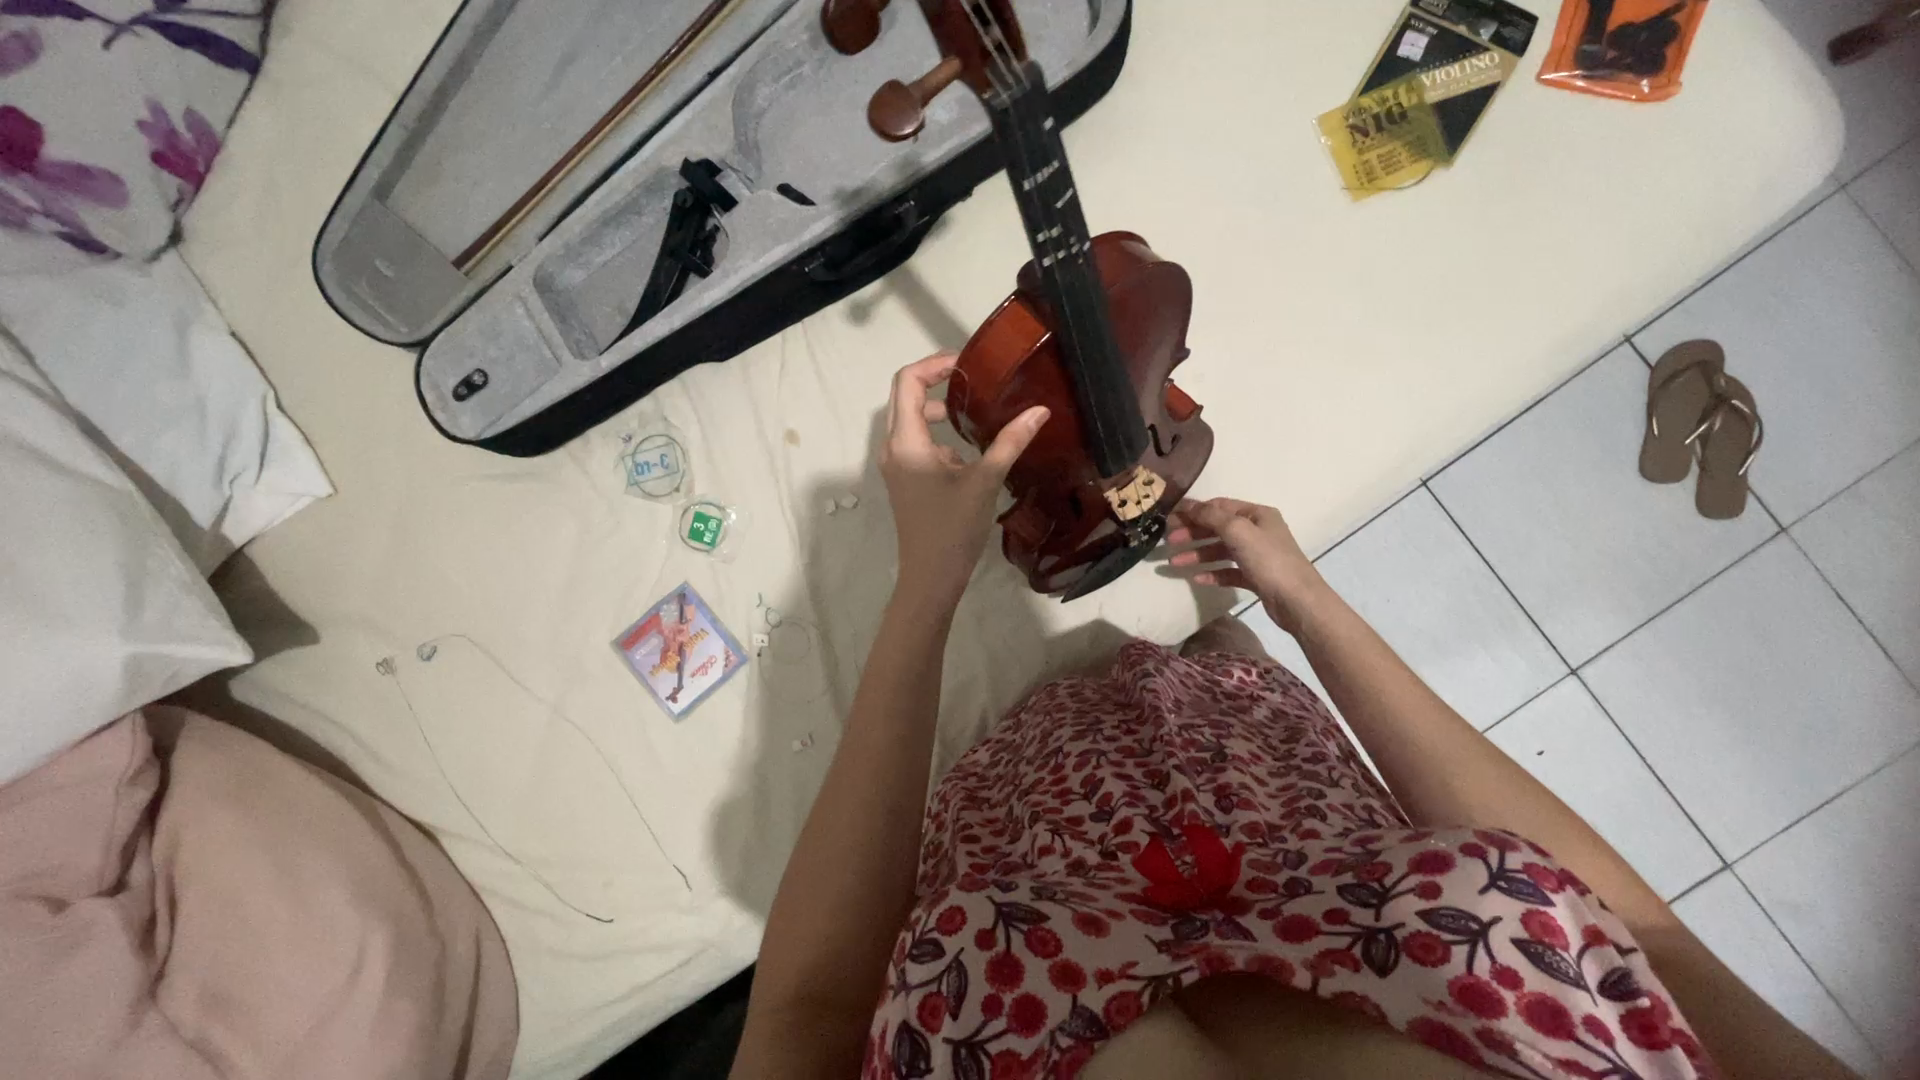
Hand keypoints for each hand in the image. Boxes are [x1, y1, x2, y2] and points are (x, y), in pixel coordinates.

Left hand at [880, 353, 1048, 610]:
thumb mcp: (984, 482)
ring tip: (973, 412)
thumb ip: (1010, 442)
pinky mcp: (904, 479)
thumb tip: (1040, 411)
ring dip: (936, 409)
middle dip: (935, 381)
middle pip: (905, 395)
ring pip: (909, 420)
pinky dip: (937, 435)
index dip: (935, 364)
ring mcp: (895, 465)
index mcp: (906, 441)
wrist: (931, 577)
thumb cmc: (953, 529)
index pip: (908, 381)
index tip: (968, 366)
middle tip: (973, 379)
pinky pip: (915, 442)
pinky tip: (967, 453)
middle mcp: (893, 447)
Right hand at [1167, 497, 1330, 635]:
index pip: (1219, 506)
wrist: (1297, 600)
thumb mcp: (1238, 531)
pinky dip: (1212, 573)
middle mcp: (1258, 531)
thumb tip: (1189, 505)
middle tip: (1169, 542)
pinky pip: (1228, 571)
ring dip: (1197, 554)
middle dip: (1192, 534)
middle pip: (1218, 528)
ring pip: (1221, 550)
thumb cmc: (1269, 560)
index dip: (1194, 511)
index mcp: (1257, 514)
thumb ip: (1211, 516)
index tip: (1170, 519)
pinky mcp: (1256, 577)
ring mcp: (1257, 555)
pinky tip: (1197, 579)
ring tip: (1174, 563)